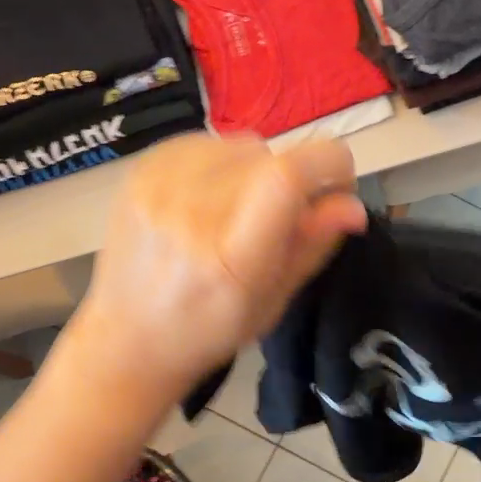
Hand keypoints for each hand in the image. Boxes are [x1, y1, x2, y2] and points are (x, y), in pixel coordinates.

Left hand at [71, 135, 367, 391]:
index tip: (341, 180)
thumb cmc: (210, 329)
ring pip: (241, 144)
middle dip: (294, 177)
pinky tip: (214, 195)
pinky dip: (224, 161)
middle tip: (287, 213)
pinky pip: (206, 141)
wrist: (128, 340)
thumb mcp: (273, 301)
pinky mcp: (140, 171)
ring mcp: (157, 188)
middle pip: (271, 157)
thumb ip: (313, 246)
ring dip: (258, 168)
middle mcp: (190, 215)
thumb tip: (352, 204)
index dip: (328, 164)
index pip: (287, 178)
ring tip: (243, 207)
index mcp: (230, 259)